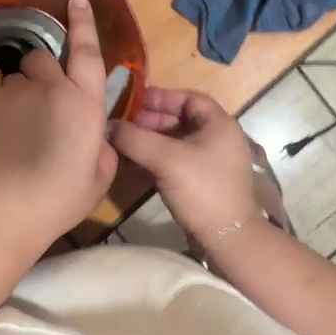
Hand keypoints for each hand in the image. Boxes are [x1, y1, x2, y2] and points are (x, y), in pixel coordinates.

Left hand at [0, 0, 117, 256]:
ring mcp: (13, 89)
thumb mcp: (98, 180)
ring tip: (11, 117)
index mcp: (86, 104)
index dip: (84, 23)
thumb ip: (103, 150)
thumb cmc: (56, 201)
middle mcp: (51, 87)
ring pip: (15, 70)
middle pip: (45, 58)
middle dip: (44, 72)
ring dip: (17, 85)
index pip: (89, 53)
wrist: (0, 210)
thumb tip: (97, 138)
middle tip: (39, 104)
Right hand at [110, 89, 267, 247]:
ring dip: (150, 142)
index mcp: (220, 124)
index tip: (135, 102)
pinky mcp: (202, 182)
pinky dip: (155, 161)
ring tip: (123, 145)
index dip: (162, 97)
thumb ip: (135, 139)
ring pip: (176, 142)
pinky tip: (132, 166)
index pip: (190, 98)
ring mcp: (211, 162)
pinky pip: (175, 162)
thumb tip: (108, 127)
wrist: (227, 237)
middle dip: (151, 121)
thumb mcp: (166, 159)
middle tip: (124, 126)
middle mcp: (218, 138)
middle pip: (181, 120)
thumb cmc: (202, 189)